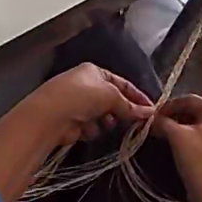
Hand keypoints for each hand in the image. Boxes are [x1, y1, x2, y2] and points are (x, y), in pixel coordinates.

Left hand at [21, 63, 155, 145]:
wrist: (50, 116)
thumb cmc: (82, 97)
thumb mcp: (112, 96)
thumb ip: (131, 106)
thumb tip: (150, 112)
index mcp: (94, 72)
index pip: (122, 83)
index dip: (137, 96)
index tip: (151, 109)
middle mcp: (86, 85)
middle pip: (113, 100)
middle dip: (121, 111)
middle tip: (133, 120)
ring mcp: (78, 104)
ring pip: (103, 116)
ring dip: (105, 121)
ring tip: (104, 123)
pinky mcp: (72, 121)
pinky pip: (91, 127)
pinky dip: (91, 129)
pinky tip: (86, 129)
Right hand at [155, 95, 201, 201]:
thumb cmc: (200, 160)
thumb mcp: (178, 137)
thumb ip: (163, 123)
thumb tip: (150, 119)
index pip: (190, 99)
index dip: (168, 105)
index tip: (151, 115)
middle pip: (193, 112)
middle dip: (172, 118)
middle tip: (153, 125)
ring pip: (194, 127)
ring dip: (176, 129)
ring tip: (158, 135)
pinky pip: (198, 139)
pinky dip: (183, 140)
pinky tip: (170, 146)